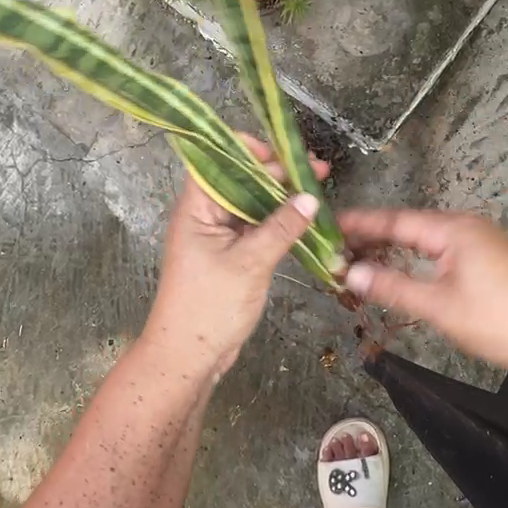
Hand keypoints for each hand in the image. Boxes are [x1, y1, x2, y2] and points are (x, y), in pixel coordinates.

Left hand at [143, 138, 325, 383]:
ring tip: (318, 190)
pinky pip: (255, 227)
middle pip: (240, 180)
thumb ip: (281, 228)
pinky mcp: (230, 255)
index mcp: (196, 208)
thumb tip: (310, 197)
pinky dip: (278, 221)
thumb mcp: (249, 264)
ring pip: (251, 204)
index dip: (248, 149)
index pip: (218, 161)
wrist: (189, 358)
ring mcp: (218, 236)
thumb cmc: (209, 307)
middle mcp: (205, 215)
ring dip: (281, 197)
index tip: (283, 152)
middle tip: (317, 170)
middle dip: (277, 172)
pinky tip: (305, 219)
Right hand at [339, 209, 507, 375]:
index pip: (393, 220)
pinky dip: (414, 258)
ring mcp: (480, 242)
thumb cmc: (505, 320)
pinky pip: (440, 250)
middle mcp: (465, 227)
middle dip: (372, 237)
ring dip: (393, 249)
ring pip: (424, 240)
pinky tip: (402, 271)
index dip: (359, 224)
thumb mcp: (441, 308)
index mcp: (452, 229)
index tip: (328, 224)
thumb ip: (393, 288)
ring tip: (360, 260)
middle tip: (336, 248)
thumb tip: (350, 273)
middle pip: (408, 227)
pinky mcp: (490, 259)